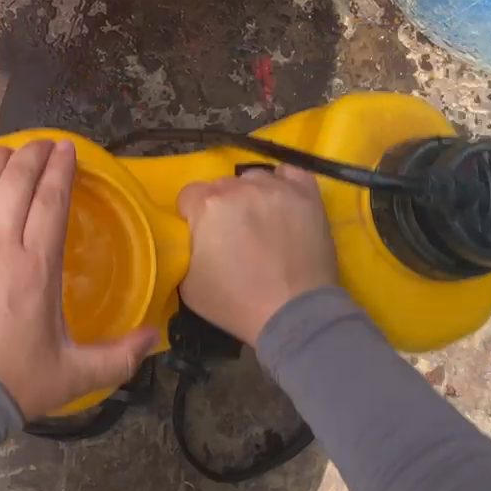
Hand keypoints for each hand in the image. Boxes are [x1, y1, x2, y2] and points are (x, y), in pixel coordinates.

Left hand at [0, 140, 157, 419]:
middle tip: (46, 144)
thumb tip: (155, 336)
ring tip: (12, 151)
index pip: (51, 199)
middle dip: (33, 154)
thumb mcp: (75, 374)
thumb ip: (119, 356)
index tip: (68, 149)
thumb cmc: (14, 381)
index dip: (61, 168)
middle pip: (16, 180)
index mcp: (36, 266)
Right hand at [176, 165, 338, 346]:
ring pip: (254, 178)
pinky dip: (283, 185)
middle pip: (221, 186)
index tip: (202, 238)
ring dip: (252, 196)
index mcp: (208, 205)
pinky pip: (290, 175)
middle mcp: (240, 187)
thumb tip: (191, 236)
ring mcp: (276, 187)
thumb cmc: (237, 303)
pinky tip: (283, 203)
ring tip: (262, 223)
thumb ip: (183, 249)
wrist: (296, 315)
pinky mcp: (306, 194)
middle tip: (233, 236)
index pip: (189, 196)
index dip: (192, 217)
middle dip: (222, 207)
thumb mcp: (188, 285)